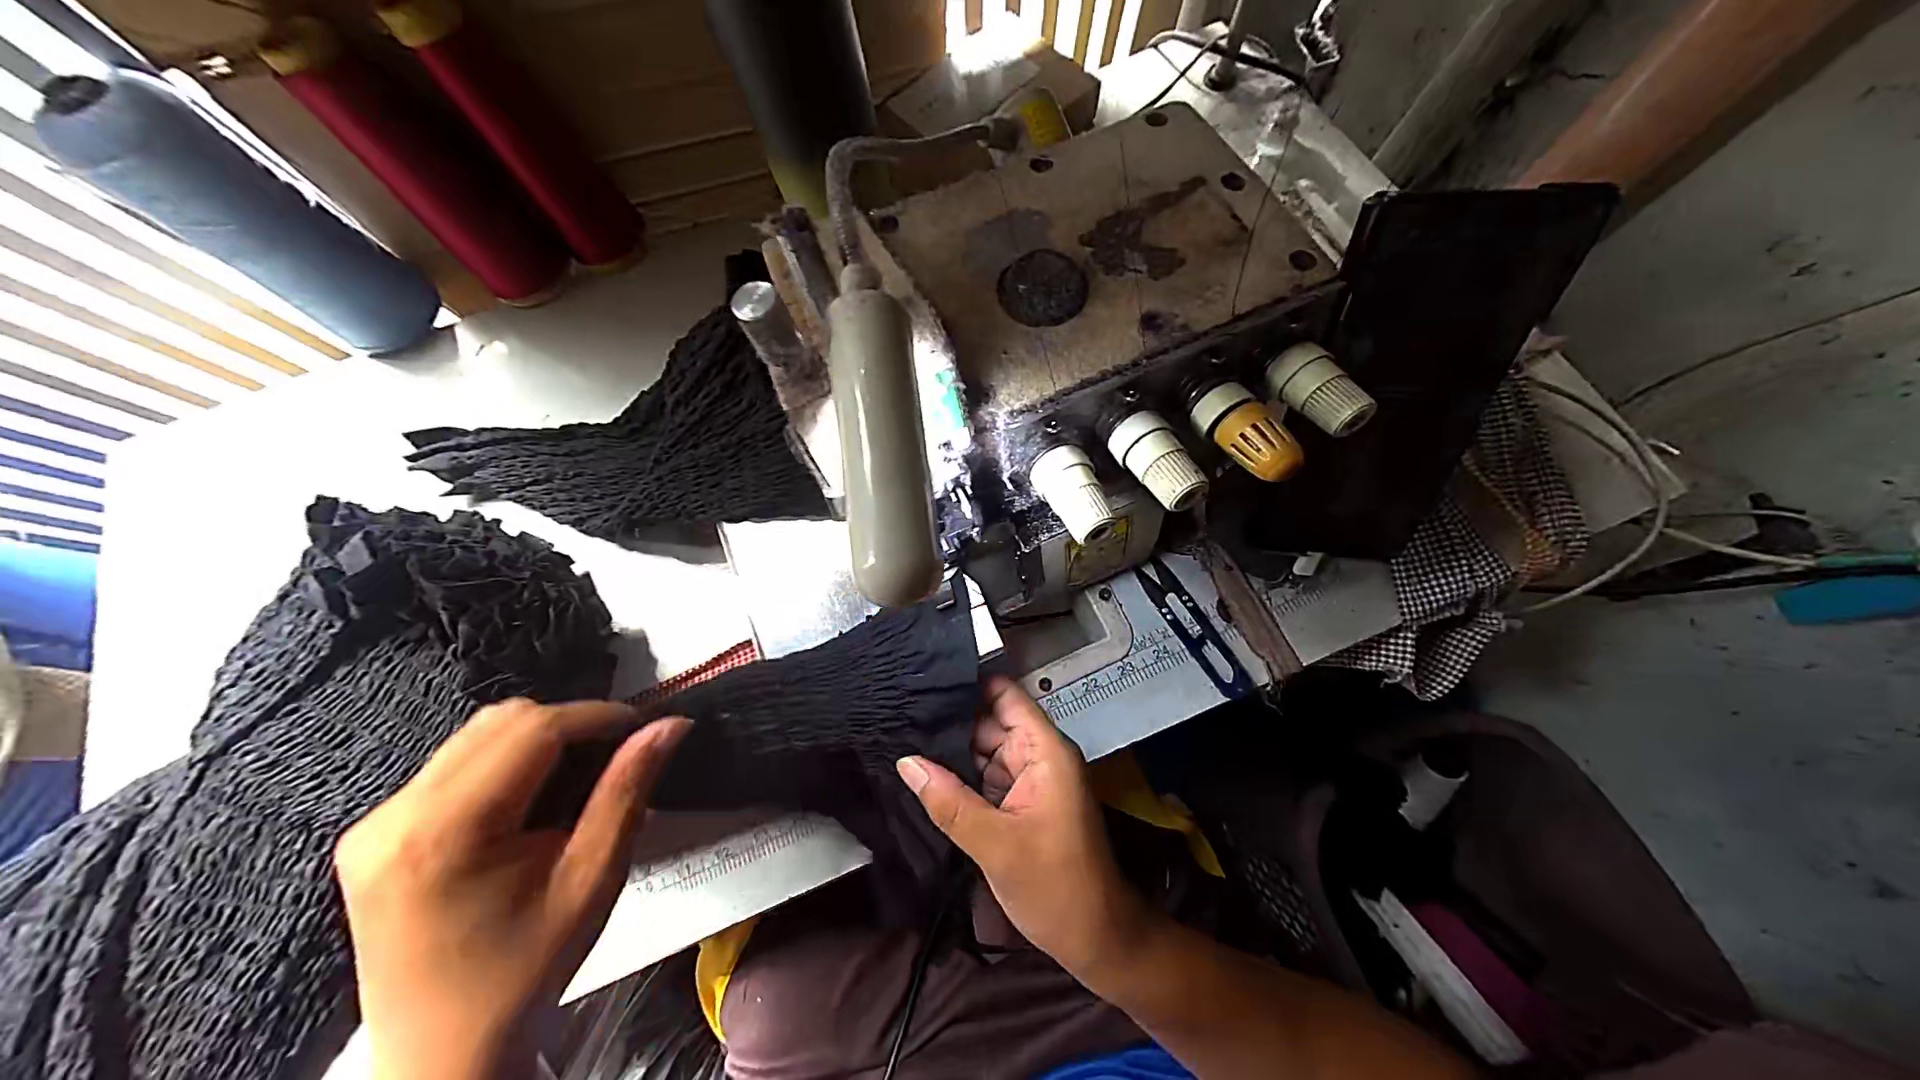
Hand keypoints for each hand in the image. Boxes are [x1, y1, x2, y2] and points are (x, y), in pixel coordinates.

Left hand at [335, 698, 689, 1079]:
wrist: (445, 1054)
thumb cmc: (526, 971)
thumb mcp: (591, 879)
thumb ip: (627, 791)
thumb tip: (668, 725)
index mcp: (444, 833)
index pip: (532, 730)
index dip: (595, 716)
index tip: (642, 726)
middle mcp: (393, 817)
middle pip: (499, 722)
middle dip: (568, 726)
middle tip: (614, 757)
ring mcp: (374, 825)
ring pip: (475, 735)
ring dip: (536, 740)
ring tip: (576, 779)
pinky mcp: (372, 835)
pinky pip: (452, 764)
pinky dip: (504, 763)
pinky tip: (528, 802)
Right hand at [896, 677, 1153, 978]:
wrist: (1095, 938)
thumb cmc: (1057, 887)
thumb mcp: (996, 845)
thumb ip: (948, 801)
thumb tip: (905, 762)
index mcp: (1045, 751)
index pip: (1006, 696)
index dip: (969, 683)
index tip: (923, 678)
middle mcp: (1038, 757)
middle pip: (989, 721)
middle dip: (949, 719)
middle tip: (897, 712)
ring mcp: (1028, 779)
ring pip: (983, 750)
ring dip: (950, 749)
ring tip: (900, 736)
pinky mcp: (1019, 803)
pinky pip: (984, 776)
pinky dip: (958, 775)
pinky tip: (923, 771)